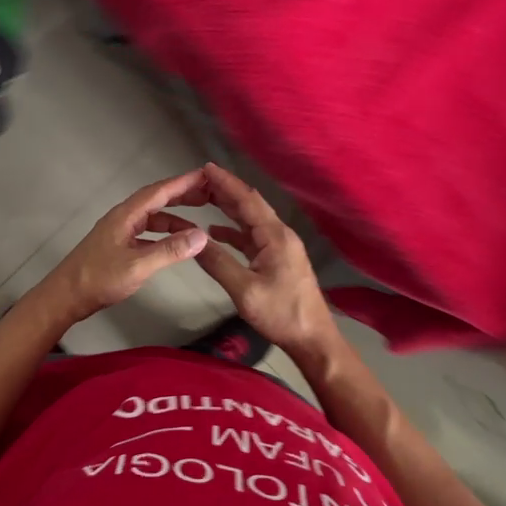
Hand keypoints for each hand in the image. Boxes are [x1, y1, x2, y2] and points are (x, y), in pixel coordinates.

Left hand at [28, 169, 212, 325]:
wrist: (65, 297)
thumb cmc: (98, 279)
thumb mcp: (138, 266)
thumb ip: (169, 250)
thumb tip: (202, 235)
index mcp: (125, 215)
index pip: (159, 191)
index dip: (183, 182)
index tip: (207, 176)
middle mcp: (122, 218)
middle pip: (155, 200)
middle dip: (182, 196)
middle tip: (209, 195)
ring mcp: (119, 232)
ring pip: (151, 218)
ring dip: (174, 218)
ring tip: (199, 223)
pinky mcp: (118, 247)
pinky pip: (146, 233)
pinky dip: (163, 235)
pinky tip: (175, 244)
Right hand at [168, 164, 339, 356]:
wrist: (312, 338)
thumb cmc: (281, 314)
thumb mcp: (244, 290)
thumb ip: (218, 263)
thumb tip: (193, 240)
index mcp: (275, 237)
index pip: (247, 201)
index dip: (226, 183)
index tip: (205, 167)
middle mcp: (280, 236)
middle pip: (250, 206)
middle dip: (225, 191)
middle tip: (198, 179)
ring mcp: (280, 248)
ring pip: (250, 221)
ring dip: (228, 209)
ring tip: (203, 198)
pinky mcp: (278, 261)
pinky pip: (252, 237)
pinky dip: (233, 231)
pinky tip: (216, 231)